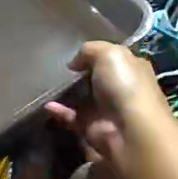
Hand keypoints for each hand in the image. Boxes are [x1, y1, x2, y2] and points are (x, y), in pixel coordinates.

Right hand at [44, 41, 170, 172]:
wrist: (128, 129)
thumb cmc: (124, 85)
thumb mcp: (109, 54)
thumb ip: (89, 50)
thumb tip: (74, 63)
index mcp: (131, 68)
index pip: (113, 58)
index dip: (95, 54)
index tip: (74, 53)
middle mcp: (120, 88)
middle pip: (95, 78)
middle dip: (77, 74)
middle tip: (55, 68)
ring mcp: (105, 109)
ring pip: (82, 98)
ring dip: (65, 93)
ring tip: (46, 85)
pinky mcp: (91, 127)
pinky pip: (71, 117)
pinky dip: (59, 111)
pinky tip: (48, 105)